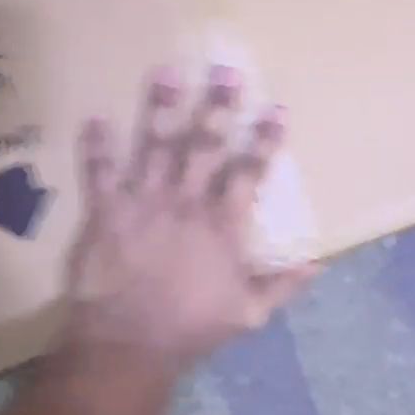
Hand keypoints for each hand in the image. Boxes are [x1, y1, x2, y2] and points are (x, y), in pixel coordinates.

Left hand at [63, 66, 316, 367]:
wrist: (128, 345)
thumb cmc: (190, 328)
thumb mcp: (248, 314)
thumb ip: (282, 285)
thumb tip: (319, 263)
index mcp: (223, 224)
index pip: (250, 171)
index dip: (265, 139)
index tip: (276, 108)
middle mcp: (186, 202)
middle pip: (205, 145)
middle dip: (218, 106)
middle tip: (226, 69)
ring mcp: (144, 203)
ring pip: (156, 145)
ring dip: (162, 108)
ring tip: (167, 71)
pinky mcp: (106, 212)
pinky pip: (100, 173)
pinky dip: (97, 147)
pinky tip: (95, 117)